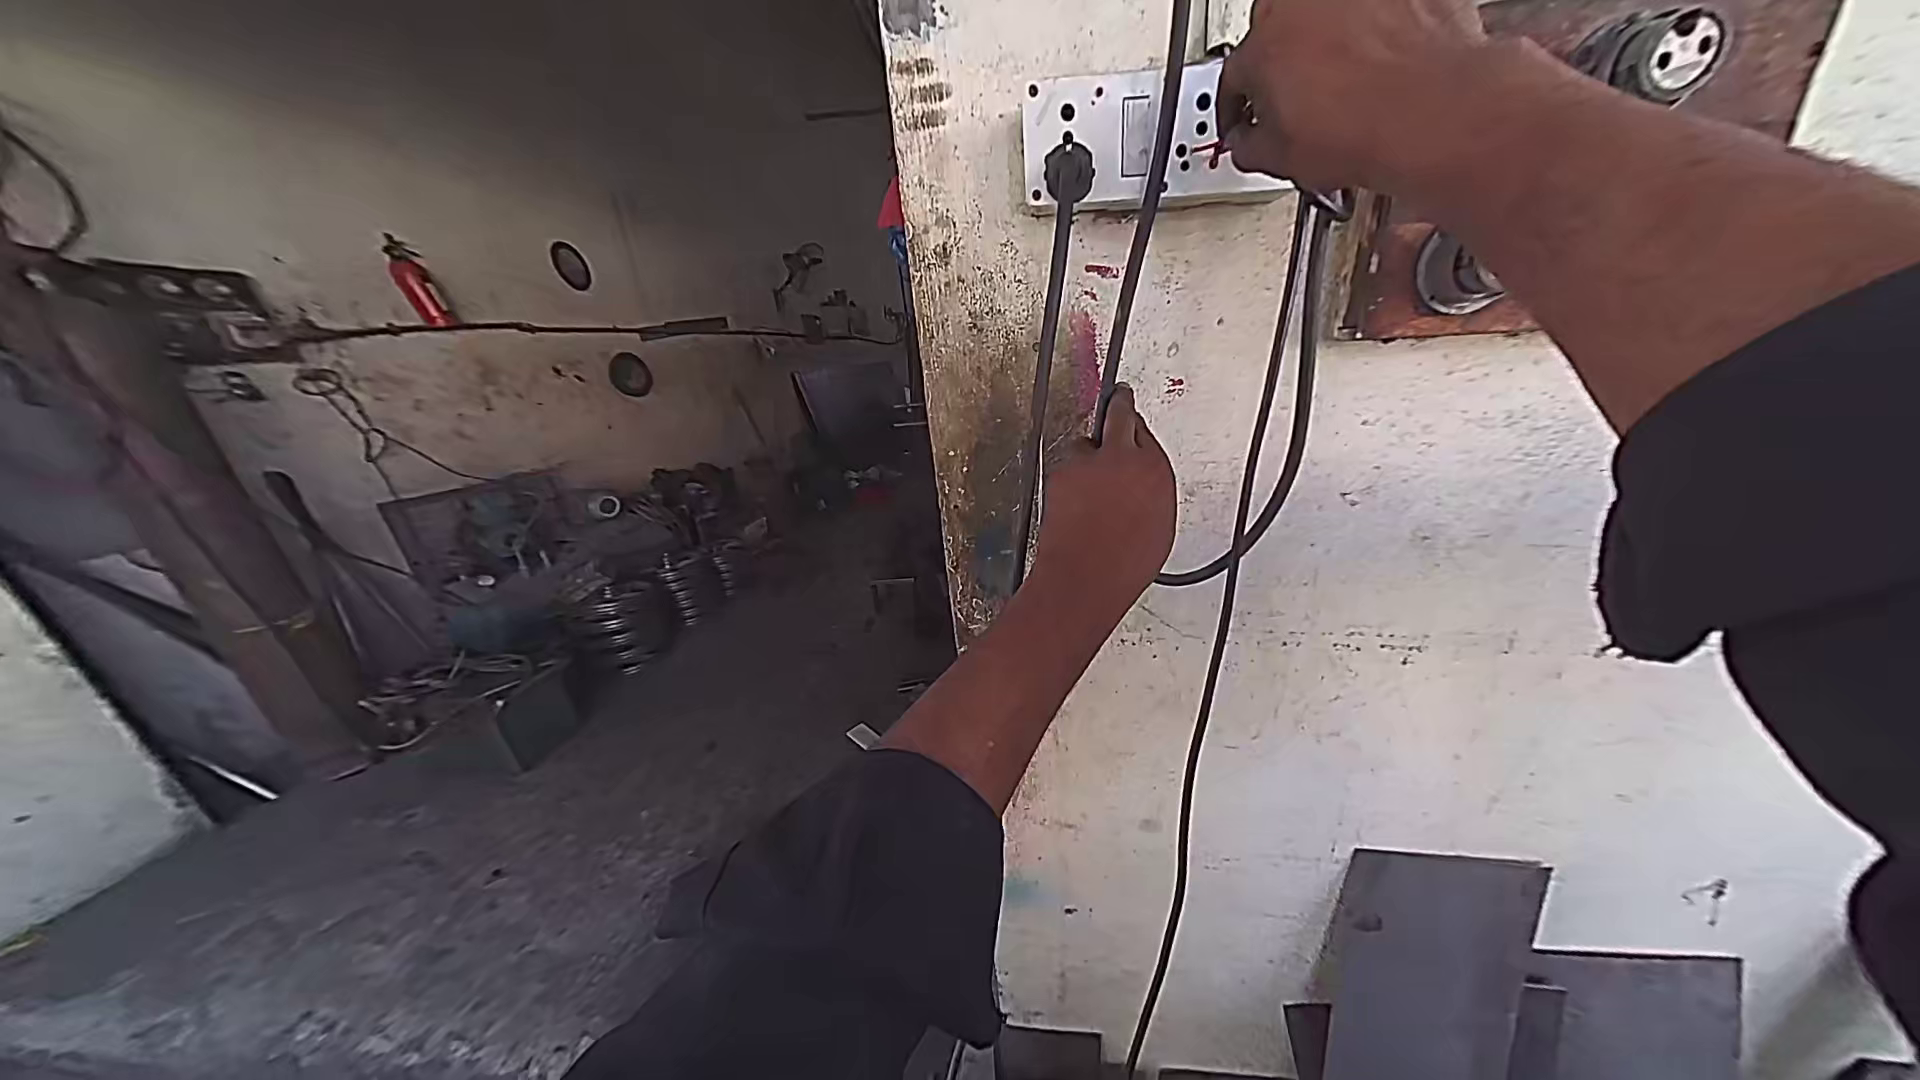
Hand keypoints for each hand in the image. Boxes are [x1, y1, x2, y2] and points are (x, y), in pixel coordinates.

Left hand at [1031, 385, 1176, 609]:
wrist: (1086, 575)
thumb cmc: (1124, 562)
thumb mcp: (1159, 525)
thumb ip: (1150, 491)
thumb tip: (1142, 483)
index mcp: (1156, 471)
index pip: (1146, 434)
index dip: (1137, 431)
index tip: (1134, 424)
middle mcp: (1124, 458)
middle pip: (1120, 415)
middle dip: (1119, 406)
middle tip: (1119, 398)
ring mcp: (1090, 463)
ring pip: (1086, 445)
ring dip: (1086, 458)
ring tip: (1086, 488)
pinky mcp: (1062, 473)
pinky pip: (1066, 468)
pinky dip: (1068, 480)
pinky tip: (1072, 503)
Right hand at [1218, 0, 1488, 191]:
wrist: (1424, 113)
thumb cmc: (1355, 129)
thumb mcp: (1275, 158)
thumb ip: (1248, 144)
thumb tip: (1247, 141)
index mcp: (1262, 46)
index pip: (1233, 78)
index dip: (1235, 107)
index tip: (1245, 120)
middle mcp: (1302, 5)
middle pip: (1274, 26)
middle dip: (1276, 59)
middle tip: (1287, 92)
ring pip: (1324, 15)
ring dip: (1323, 41)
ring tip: (1336, 80)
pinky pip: (1375, 12)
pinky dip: (1371, 31)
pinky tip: (1374, 63)